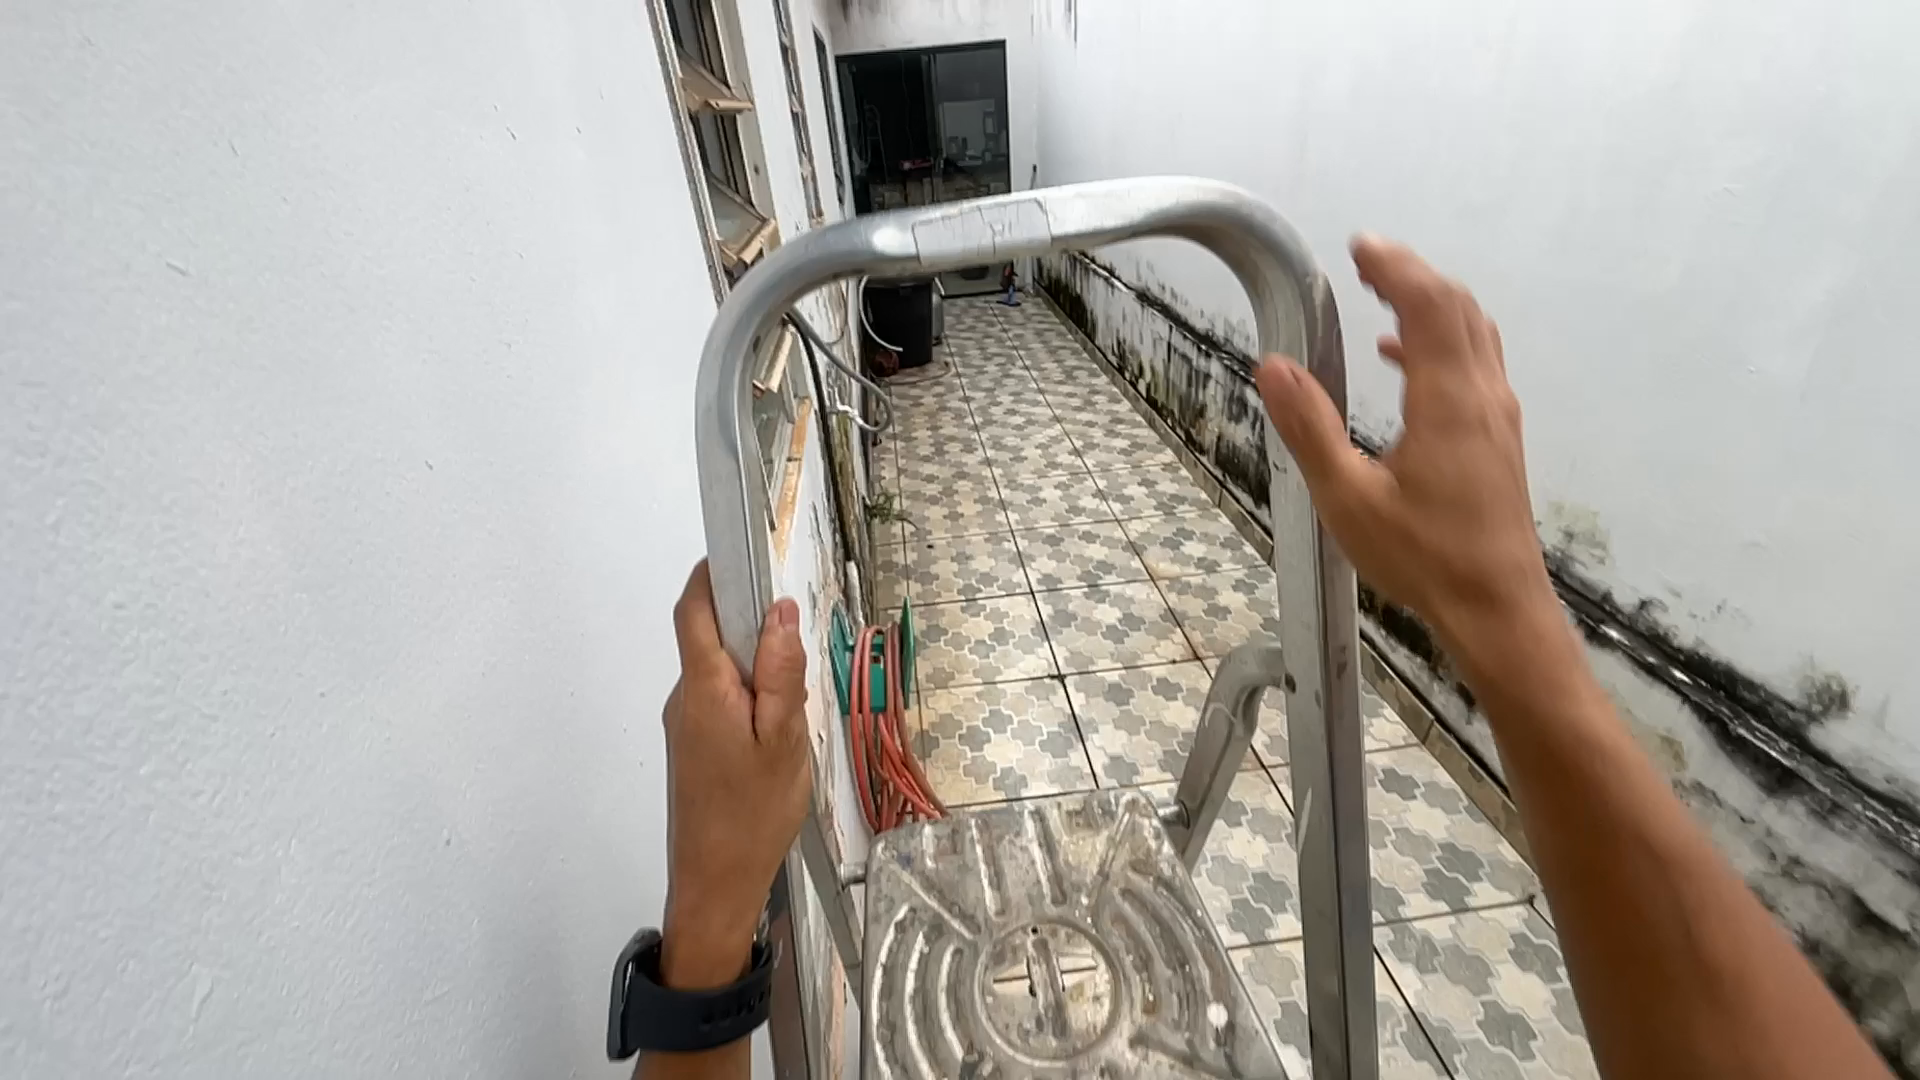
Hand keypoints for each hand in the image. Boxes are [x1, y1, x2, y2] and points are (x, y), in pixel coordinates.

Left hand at [659, 561, 810, 987]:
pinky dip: (748, 692)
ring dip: (755, 665)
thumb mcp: (784, 738)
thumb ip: (782, 672)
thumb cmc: (755, 810)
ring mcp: (685, 724)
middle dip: (750, 625)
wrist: (717, 884)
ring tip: (796, 700)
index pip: (693, 610)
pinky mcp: (692, 745)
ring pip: (720, 670)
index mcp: (704, 688)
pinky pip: (720, 698)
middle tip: (799, 647)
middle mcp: (685, 697)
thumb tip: (779, 609)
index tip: (743, 554)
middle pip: (709, 637)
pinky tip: (778, 727)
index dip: (711, 574)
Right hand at [1255, 235, 1557, 660]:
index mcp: (1448, 401)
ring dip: (1431, 305)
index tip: (1360, 246)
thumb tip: (1274, 365)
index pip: (1430, 307)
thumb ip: (1310, 427)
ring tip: (1383, 293)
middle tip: (1367, 260)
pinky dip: (1438, 344)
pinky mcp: (1496, 439)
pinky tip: (1400, 359)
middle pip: (1460, 310)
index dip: (1396, 269)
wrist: (1494, 606)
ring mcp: (1497, 418)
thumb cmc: (1419, 555)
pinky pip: (1471, 366)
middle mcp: (1483, 396)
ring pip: (1473, 335)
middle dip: (1414, 276)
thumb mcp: (1347, 496)